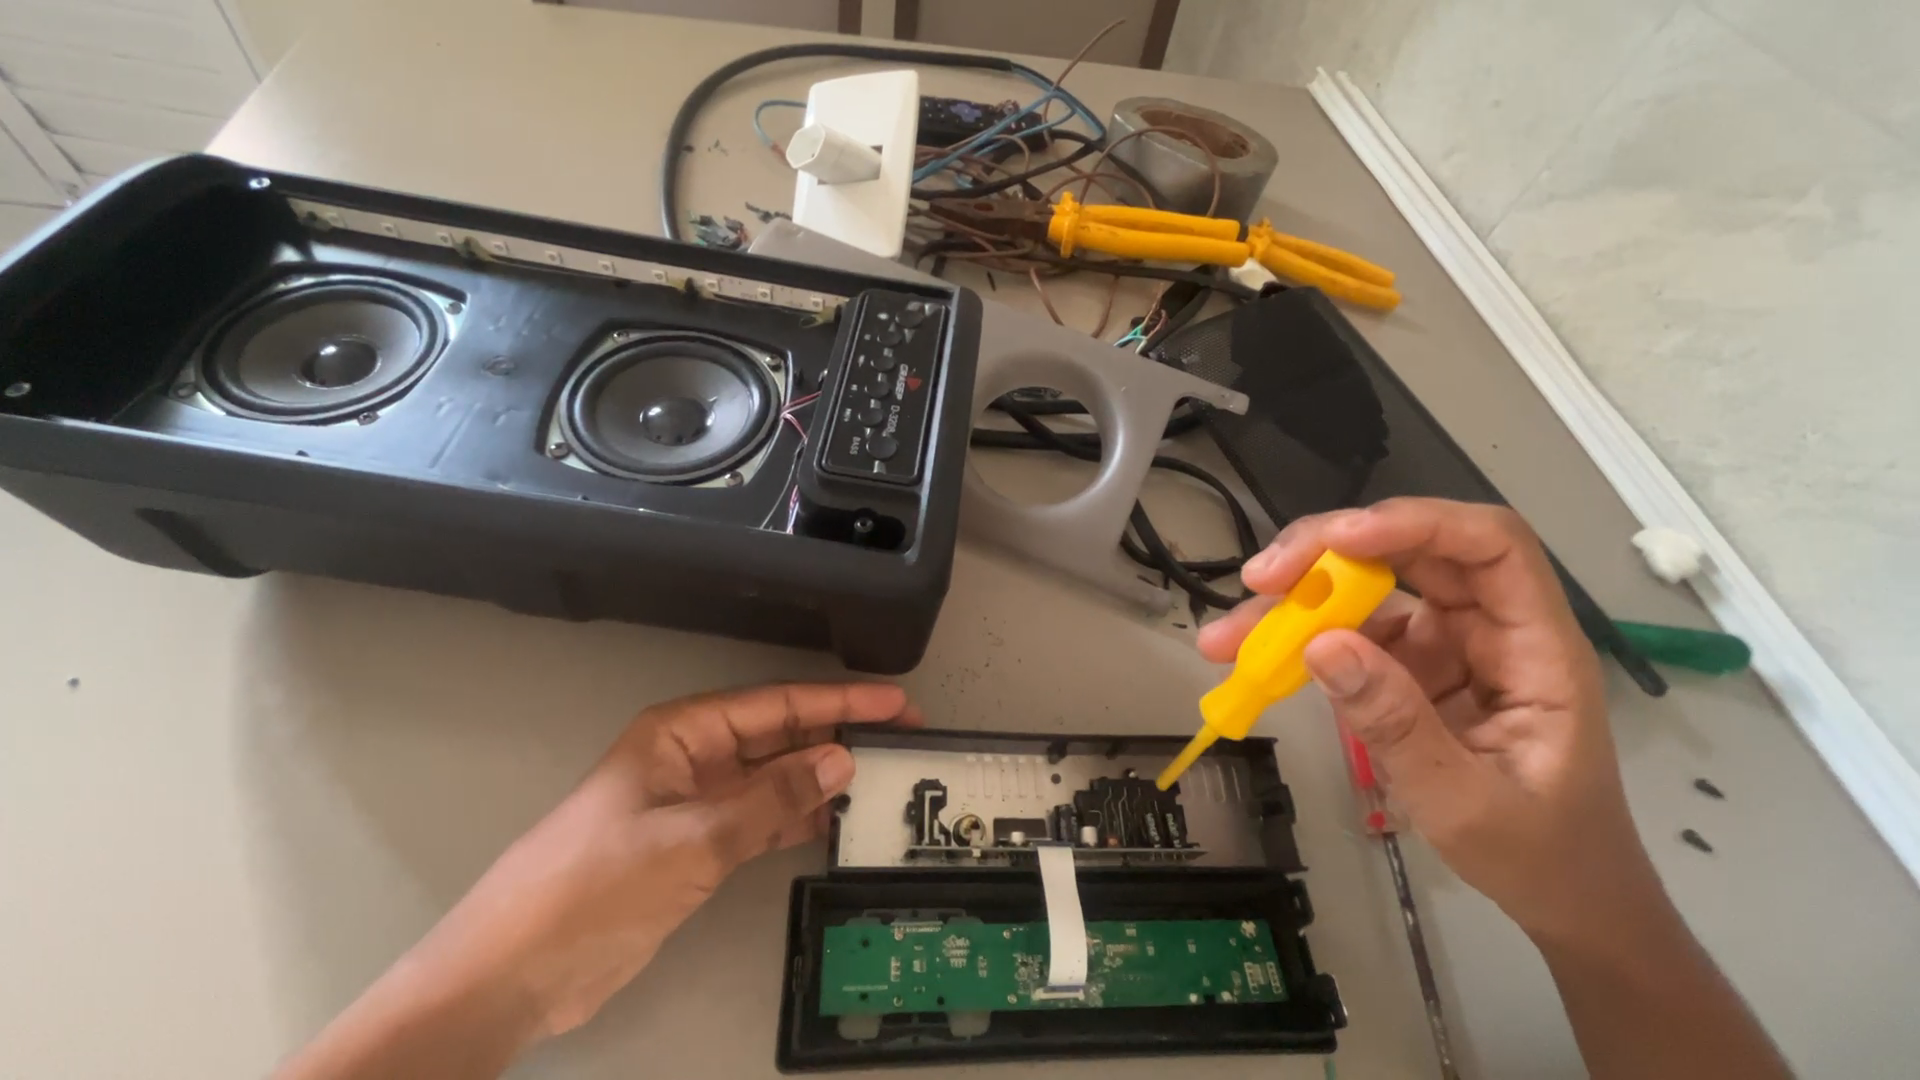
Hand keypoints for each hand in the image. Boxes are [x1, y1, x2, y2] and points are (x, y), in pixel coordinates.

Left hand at [419, 683, 918, 1042]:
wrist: (519, 971)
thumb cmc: (598, 884)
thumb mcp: (693, 837)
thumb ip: (773, 798)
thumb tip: (843, 759)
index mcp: (684, 732)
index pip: (776, 704)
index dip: (839, 700)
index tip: (895, 703)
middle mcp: (697, 758)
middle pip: (781, 736)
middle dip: (840, 733)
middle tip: (906, 739)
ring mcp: (700, 805)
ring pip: (777, 779)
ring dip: (826, 777)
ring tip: (887, 777)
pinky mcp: (701, 848)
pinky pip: (765, 821)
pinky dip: (801, 819)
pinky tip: (841, 820)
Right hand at [1199, 499, 1660, 944]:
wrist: (1563, 894)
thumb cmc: (1540, 853)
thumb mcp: (1465, 803)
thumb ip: (1397, 725)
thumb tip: (1321, 646)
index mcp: (1535, 645)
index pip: (1487, 546)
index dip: (1414, 524)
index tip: (1335, 542)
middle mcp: (1490, 626)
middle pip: (1412, 550)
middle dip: (1328, 553)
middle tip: (1258, 579)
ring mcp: (1448, 643)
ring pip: (1368, 589)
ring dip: (1295, 601)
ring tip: (1226, 636)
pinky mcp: (1412, 665)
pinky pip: (1350, 633)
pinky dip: (1297, 640)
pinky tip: (1252, 660)